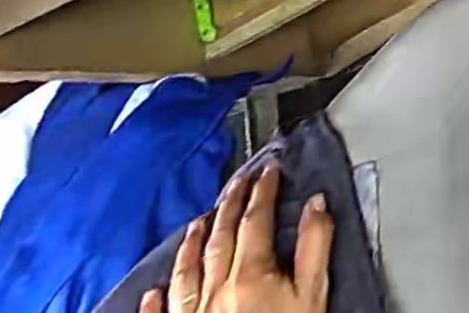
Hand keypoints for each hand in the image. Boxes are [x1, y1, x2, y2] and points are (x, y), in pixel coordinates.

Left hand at [143, 164, 332, 312]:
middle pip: (219, 241)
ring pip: (186, 273)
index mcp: (248, 275)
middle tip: (239, 181)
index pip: (254, 222)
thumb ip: (314, 244)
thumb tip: (315, 202)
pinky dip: (155, 301)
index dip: (263, 192)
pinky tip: (153, 291)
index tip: (269, 169)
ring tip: (198, 221)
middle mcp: (213, 292)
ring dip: (191, 244)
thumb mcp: (314, 290)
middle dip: (230, 206)